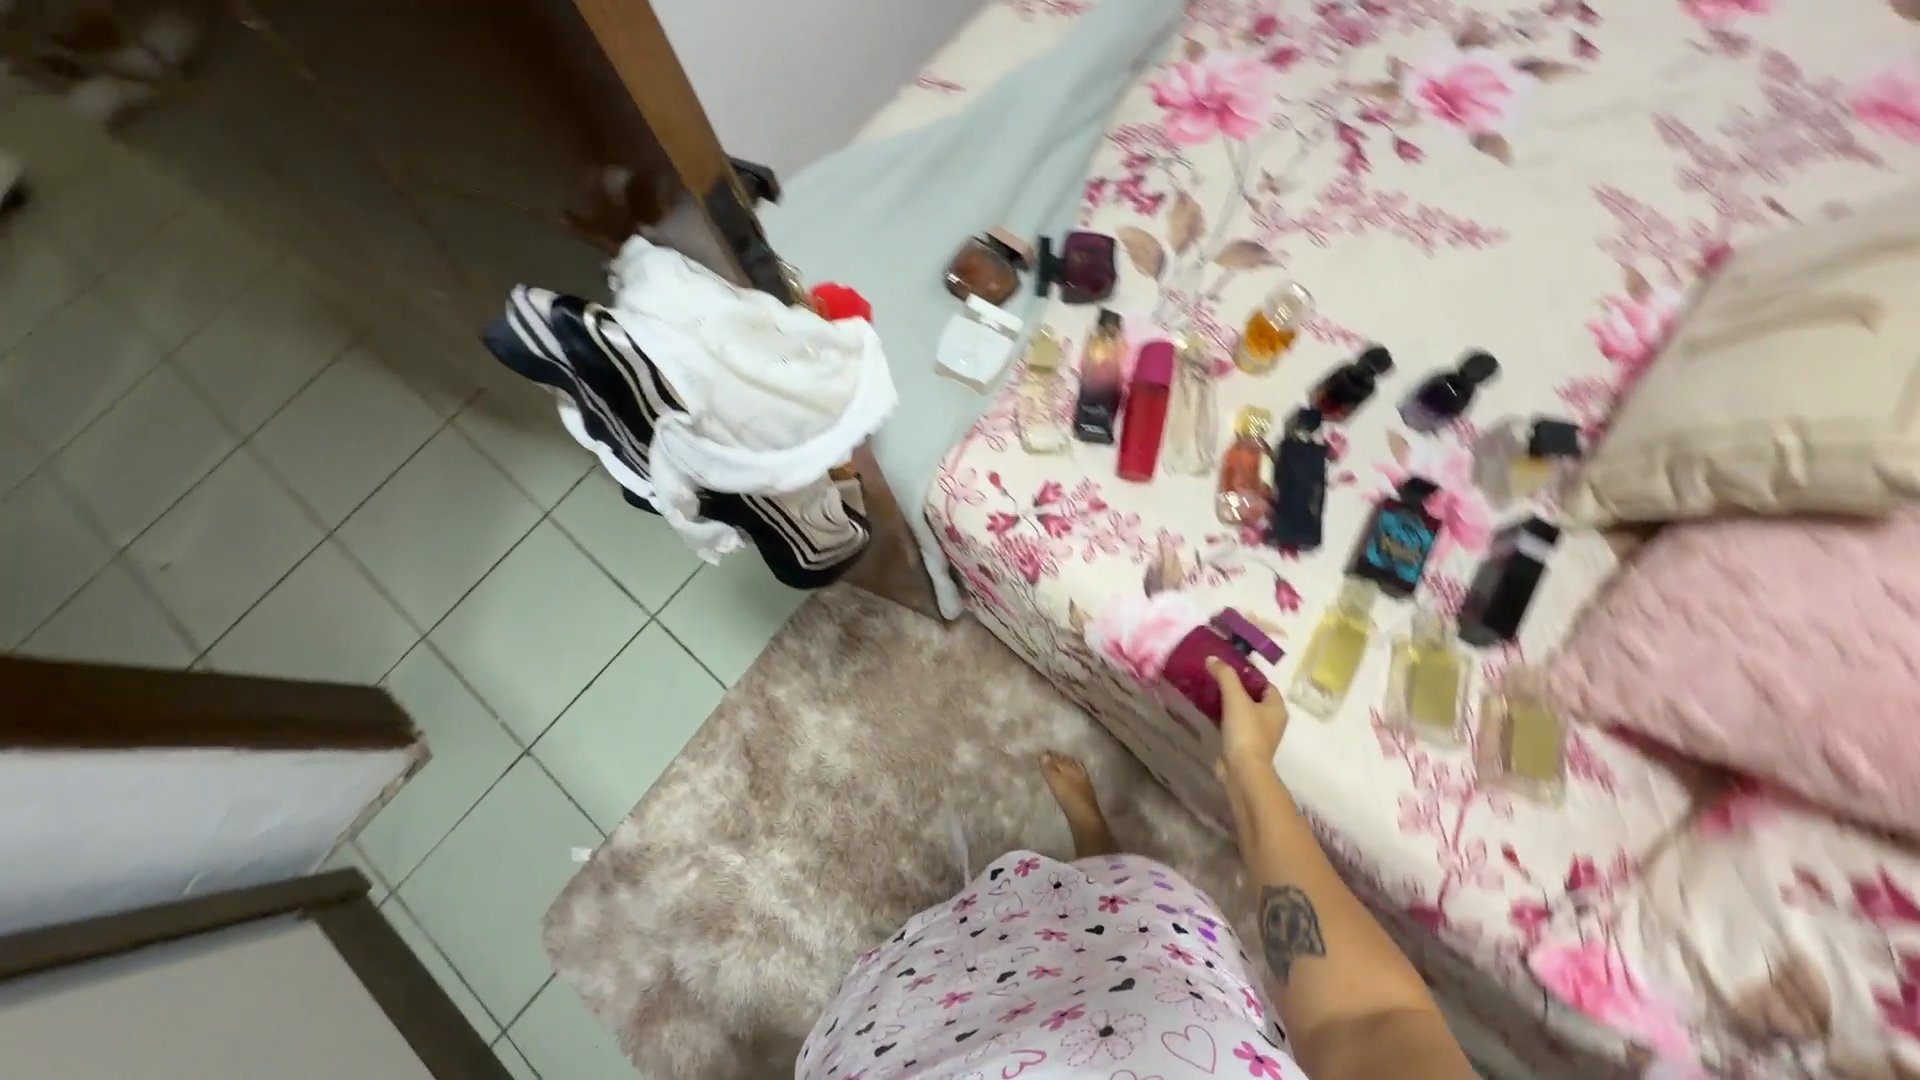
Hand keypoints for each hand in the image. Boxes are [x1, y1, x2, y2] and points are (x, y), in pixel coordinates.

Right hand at [1208, 657, 1287, 778]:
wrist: (1242, 770)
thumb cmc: (1246, 731)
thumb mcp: (1236, 698)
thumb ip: (1225, 676)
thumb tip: (1212, 658)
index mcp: (1276, 708)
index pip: (1265, 684)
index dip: (1249, 674)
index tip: (1228, 667)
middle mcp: (1271, 721)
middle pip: (1253, 697)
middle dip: (1236, 687)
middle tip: (1215, 676)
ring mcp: (1257, 734)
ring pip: (1242, 711)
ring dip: (1228, 702)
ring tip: (1209, 690)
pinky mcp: (1243, 745)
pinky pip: (1233, 724)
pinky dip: (1223, 716)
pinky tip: (1208, 710)